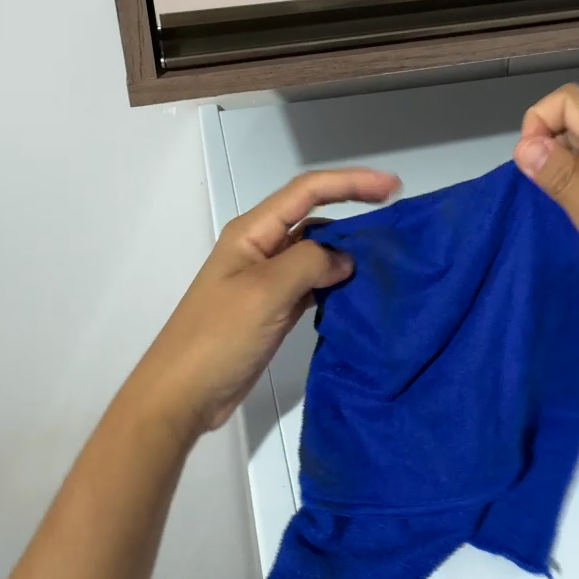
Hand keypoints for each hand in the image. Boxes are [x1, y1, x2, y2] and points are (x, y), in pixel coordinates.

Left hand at [127, 168, 400, 435]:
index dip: (351, 182)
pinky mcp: (276, 308)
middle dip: (354, 210)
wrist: (181, 396)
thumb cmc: (217, 337)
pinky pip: (314, 282)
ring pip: (317, 250)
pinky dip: (338, 280)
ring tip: (387, 254)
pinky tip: (361, 288)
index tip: (392, 187)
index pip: (308, 191)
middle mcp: (262, 247)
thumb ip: (309, 264)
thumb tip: (346, 259)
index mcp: (253, 231)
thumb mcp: (265, 292)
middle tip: (397, 220)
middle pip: (315, 215)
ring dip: (348, 248)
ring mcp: (269, 279)